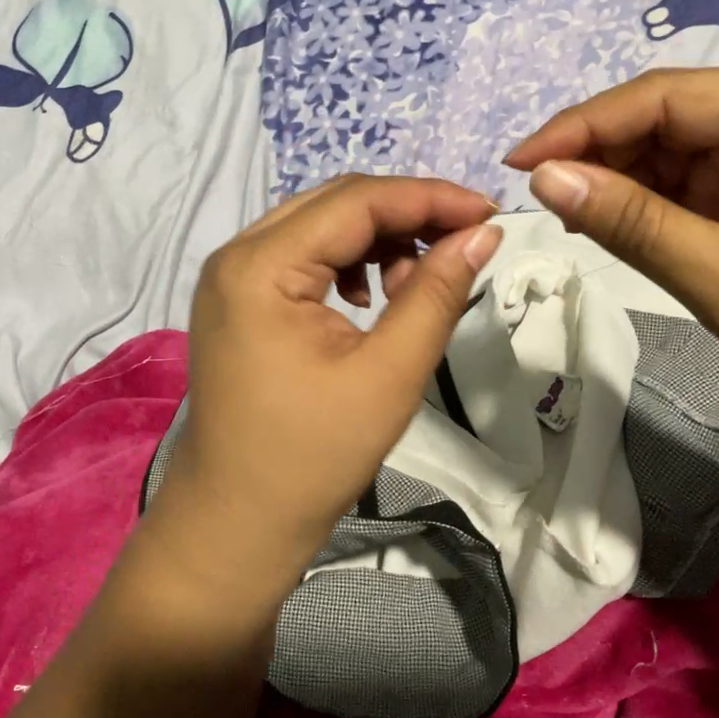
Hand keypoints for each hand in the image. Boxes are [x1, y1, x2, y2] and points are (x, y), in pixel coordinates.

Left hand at [148, 175, 501, 602]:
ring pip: (318, 226)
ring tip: (416, 285)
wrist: (237, 519)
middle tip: (465, 244)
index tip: (488, 214)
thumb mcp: (388, 375)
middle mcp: (235, 255)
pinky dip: (345, 263)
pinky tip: (372, 299)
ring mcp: (229, 277)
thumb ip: (436, 295)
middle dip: (405, 216)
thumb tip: (482, 235)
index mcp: (259, 267)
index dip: (428, 198)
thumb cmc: (312, 456)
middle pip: (334, 204)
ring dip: (376, 240)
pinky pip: (299, 256)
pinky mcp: (236, 300)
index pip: (355, 201)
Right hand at [505, 67, 718, 427]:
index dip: (585, 125)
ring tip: (572, 217)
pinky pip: (701, 183)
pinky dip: (654, 204)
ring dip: (625, 181)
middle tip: (540, 198)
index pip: (672, 95)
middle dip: (605, 155)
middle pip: (675, 117)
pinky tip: (616, 224)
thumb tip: (541, 178)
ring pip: (682, 151)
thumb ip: (629, 221)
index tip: (518, 164)